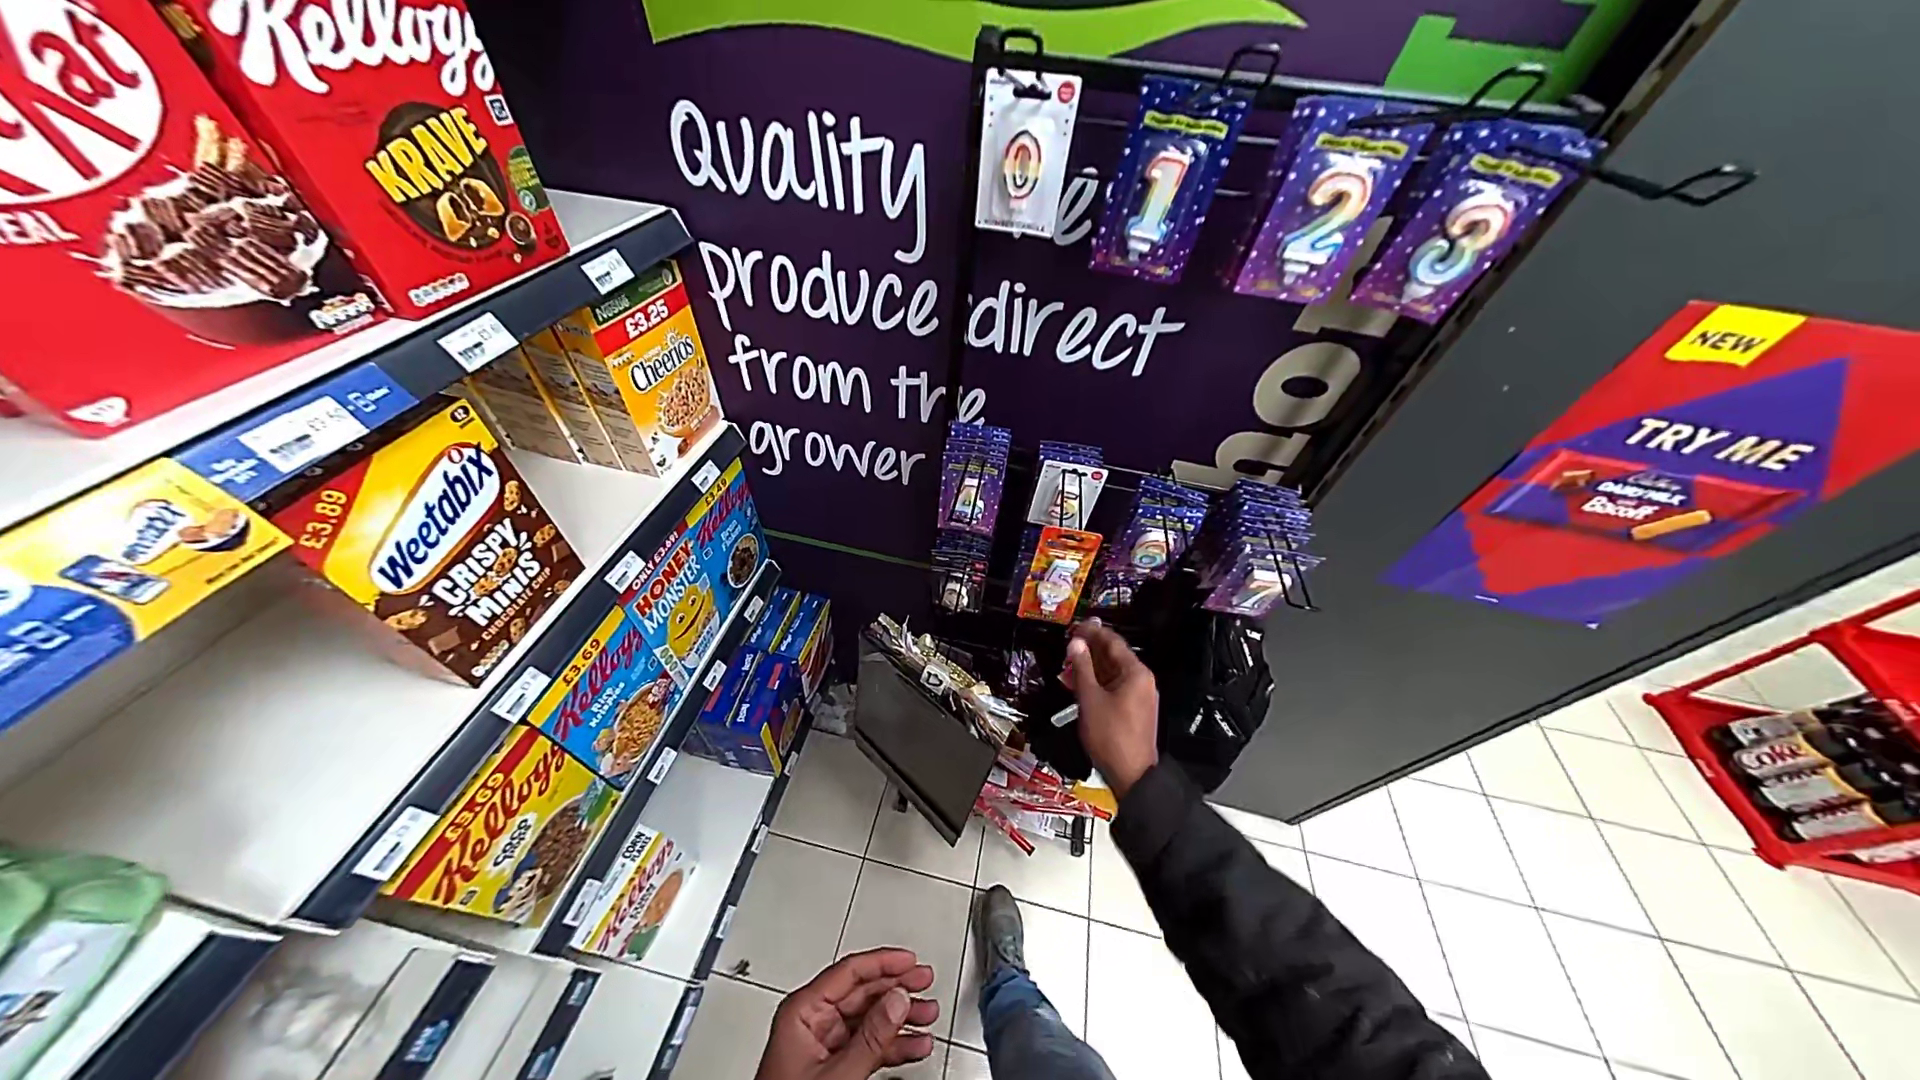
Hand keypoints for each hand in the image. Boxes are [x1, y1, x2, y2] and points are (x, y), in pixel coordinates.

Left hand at [755, 948, 940, 1079]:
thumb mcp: (836, 1074)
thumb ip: (870, 1037)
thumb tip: (897, 998)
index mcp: (802, 1012)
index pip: (849, 972)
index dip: (883, 962)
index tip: (910, 961)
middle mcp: (812, 1022)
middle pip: (863, 992)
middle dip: (897, 989)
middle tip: (925, 981)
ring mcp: (822, 1045)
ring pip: (870, 1019)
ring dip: (901, 1018)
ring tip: (927, 1015)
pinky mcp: (831, 1067)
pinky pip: (867, 1045)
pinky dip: (892, 1045)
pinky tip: (914, 1045)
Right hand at [1066, 619, 1158, 797]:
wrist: (1131, 775)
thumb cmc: (1113, 738)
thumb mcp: (1090, 698)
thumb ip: (1082, 667)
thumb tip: (1076, 644)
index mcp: (1136, 673)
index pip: (1113, 642)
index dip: (1092, 632)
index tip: (1075, 627)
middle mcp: (1141, 681)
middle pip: (1113, 656)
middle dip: (1089, 650)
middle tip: (1069, 645)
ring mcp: (1138, 696)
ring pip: (1111, 672)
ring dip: (1090, 667)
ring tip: (1068, 666)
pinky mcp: (1133, 710)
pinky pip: (1114, 687)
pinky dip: (1096, 683)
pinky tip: (1078, 684)